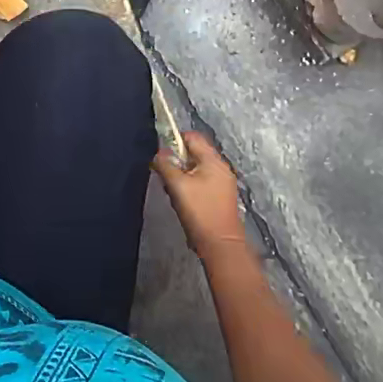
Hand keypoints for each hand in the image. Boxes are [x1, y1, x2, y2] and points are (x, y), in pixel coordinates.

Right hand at [153, 129, 246, 255]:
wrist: (219, 244)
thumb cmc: (199, 210)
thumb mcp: (177, 184)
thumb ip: (165, 164)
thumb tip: (160, 152)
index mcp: (213, 161)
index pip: (193, 137)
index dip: (175, 139)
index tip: (161, 153)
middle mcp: (221, 168)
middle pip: (194, 152)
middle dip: (176, 160)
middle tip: (164, 173)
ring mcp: (222, 183)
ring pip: (195, 168)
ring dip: (181, 174)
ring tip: (172, 188)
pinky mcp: (219, 196)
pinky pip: (201, 181)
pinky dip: (189, 184)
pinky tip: (181, 198)